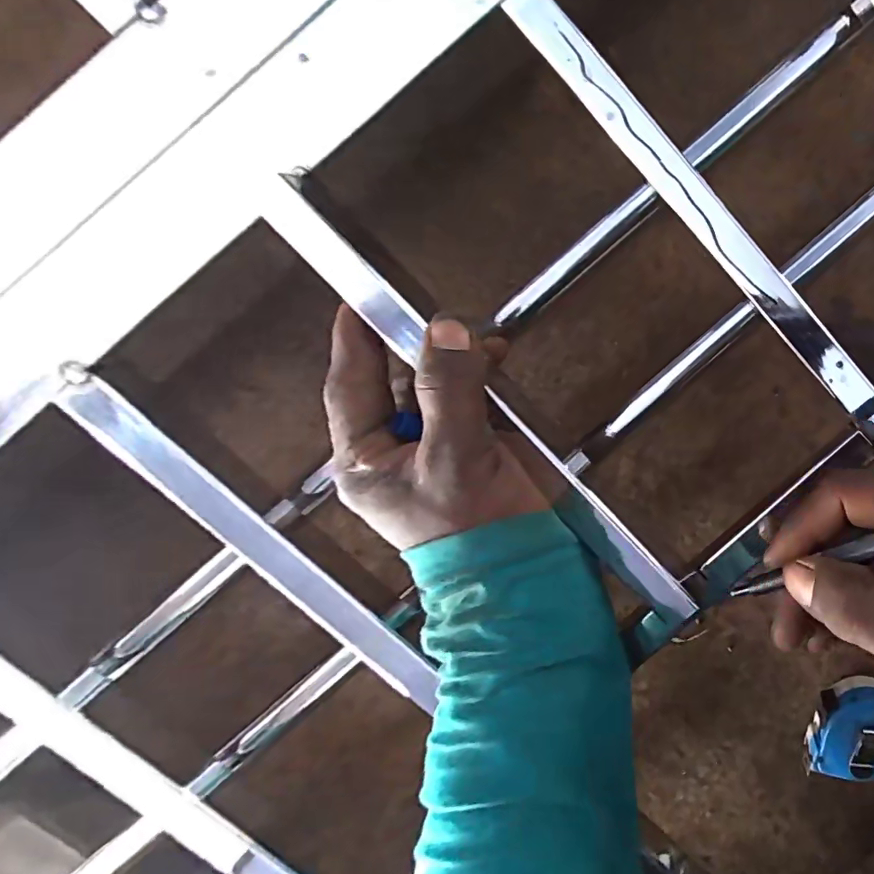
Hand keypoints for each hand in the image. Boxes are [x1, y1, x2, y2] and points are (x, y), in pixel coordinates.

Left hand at [323, 305, 551, 549]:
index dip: (354, 342)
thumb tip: (445, 333)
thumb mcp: (452, 455)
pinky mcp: (470, 444)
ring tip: (478, 343)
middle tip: (440, 319)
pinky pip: (467, 396)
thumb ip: (448, 390)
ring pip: (434, 384)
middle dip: (418, 347)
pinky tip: (494, 360)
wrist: (523, 570)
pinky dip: (481, 376)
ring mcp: (433, 446)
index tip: (359, 303)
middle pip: (394, 379)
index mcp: (366, 460)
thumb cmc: (474, 533)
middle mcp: (394, 450)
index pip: (349, 387)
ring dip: (455, 359)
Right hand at [762, 470, 873, 746]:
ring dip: (814, 591)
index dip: (803, 527)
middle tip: (781, 621)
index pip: (847, 494)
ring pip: (844, 551)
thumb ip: (856, 608)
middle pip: (839, 522)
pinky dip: (836, 603)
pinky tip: (820, 638)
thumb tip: (792, 575)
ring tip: (794, 640)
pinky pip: (861, 575)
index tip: (775, 571)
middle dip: (805, 569)